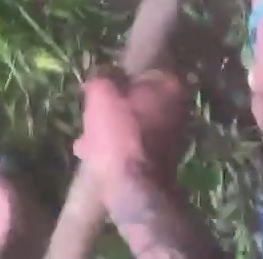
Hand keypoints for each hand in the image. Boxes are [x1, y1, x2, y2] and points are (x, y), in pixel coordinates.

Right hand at [74, 69, 188, 190]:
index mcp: (169, 83)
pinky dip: (117, 149)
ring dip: (109, 130)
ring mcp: (173, 134)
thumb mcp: (101, 95)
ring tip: (85, 143)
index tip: (99, 89)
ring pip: (133, 124)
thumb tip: (103, 72)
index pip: (140, 70)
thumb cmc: (119, 135)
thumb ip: (101, 76)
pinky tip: (94, 158)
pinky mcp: (163, 159)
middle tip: (90, 118)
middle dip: (110, 109)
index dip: (115, 79)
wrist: (135, 191)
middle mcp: (177, 106)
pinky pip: (135, 145)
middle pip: (136, 99)